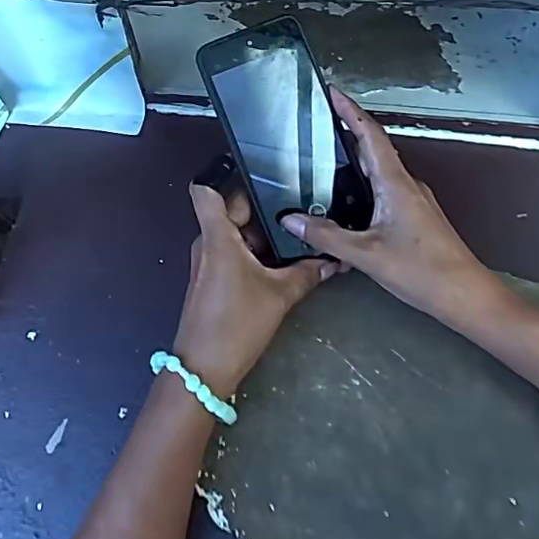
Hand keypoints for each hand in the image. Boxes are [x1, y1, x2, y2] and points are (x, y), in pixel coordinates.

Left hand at [172, 183, 338, 396]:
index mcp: (217, 236)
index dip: (224, 172)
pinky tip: (284, 256)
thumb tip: (334, 260)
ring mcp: (209, 261)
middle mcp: (208, 243)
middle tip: (297, 197)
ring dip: (261, 230)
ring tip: (297, 224)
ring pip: (235, 232)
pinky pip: (234, 251)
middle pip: (230, 209)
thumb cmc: (236, 324)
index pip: (206, 190)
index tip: (256, 169)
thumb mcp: (279, 295)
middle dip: (261, 204)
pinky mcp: (214, 278)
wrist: (204, 369)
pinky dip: (256, 249)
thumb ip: (307, 273)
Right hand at [280, 89, 505, 325]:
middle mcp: (407, 185)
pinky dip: (366, 183)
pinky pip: (387, 188)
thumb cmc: (424, 271)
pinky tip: (351, 200)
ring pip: (381, 168)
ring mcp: (414, 199)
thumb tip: (292, 221)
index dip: (349, 110)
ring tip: (330, 154)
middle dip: (349, 128)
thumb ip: (325, 235)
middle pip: (374, 146)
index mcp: (395, 184)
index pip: (369, 134)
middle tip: (324, 118)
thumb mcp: (364, 254)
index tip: (332, 92)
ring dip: (357, 156)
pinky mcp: (416, 215)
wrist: (465, 295)